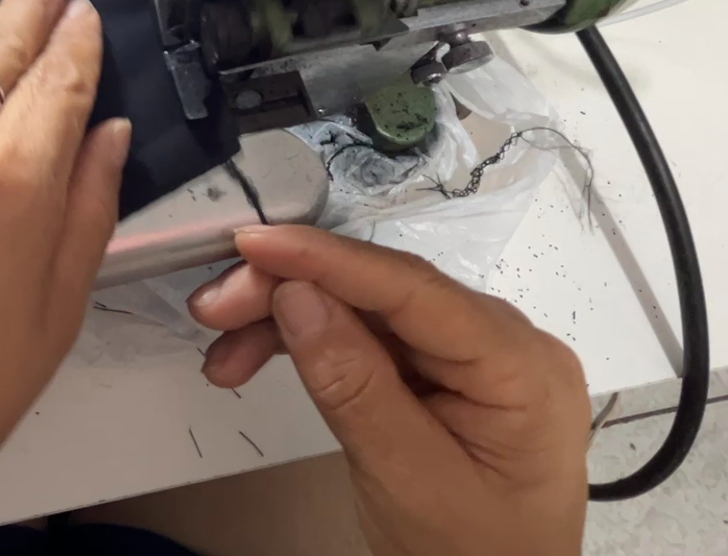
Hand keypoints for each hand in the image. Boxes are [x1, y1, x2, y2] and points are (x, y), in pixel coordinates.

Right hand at [187, 227, 588, 555]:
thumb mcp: (409, 484)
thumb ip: (354, 386)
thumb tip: (294, 295)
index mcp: (517, 363)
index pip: (410, 287)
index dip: (324, 257)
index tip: (251, 242)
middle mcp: (490, 337)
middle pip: (371, 290)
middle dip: (286, 291)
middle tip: (211, 308)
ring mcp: (454, 350)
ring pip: (349, 306)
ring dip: (277, 319)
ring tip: (219, 351)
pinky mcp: (421, 365)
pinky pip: (348, 333)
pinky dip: (292, 343)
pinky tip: (244, 359)